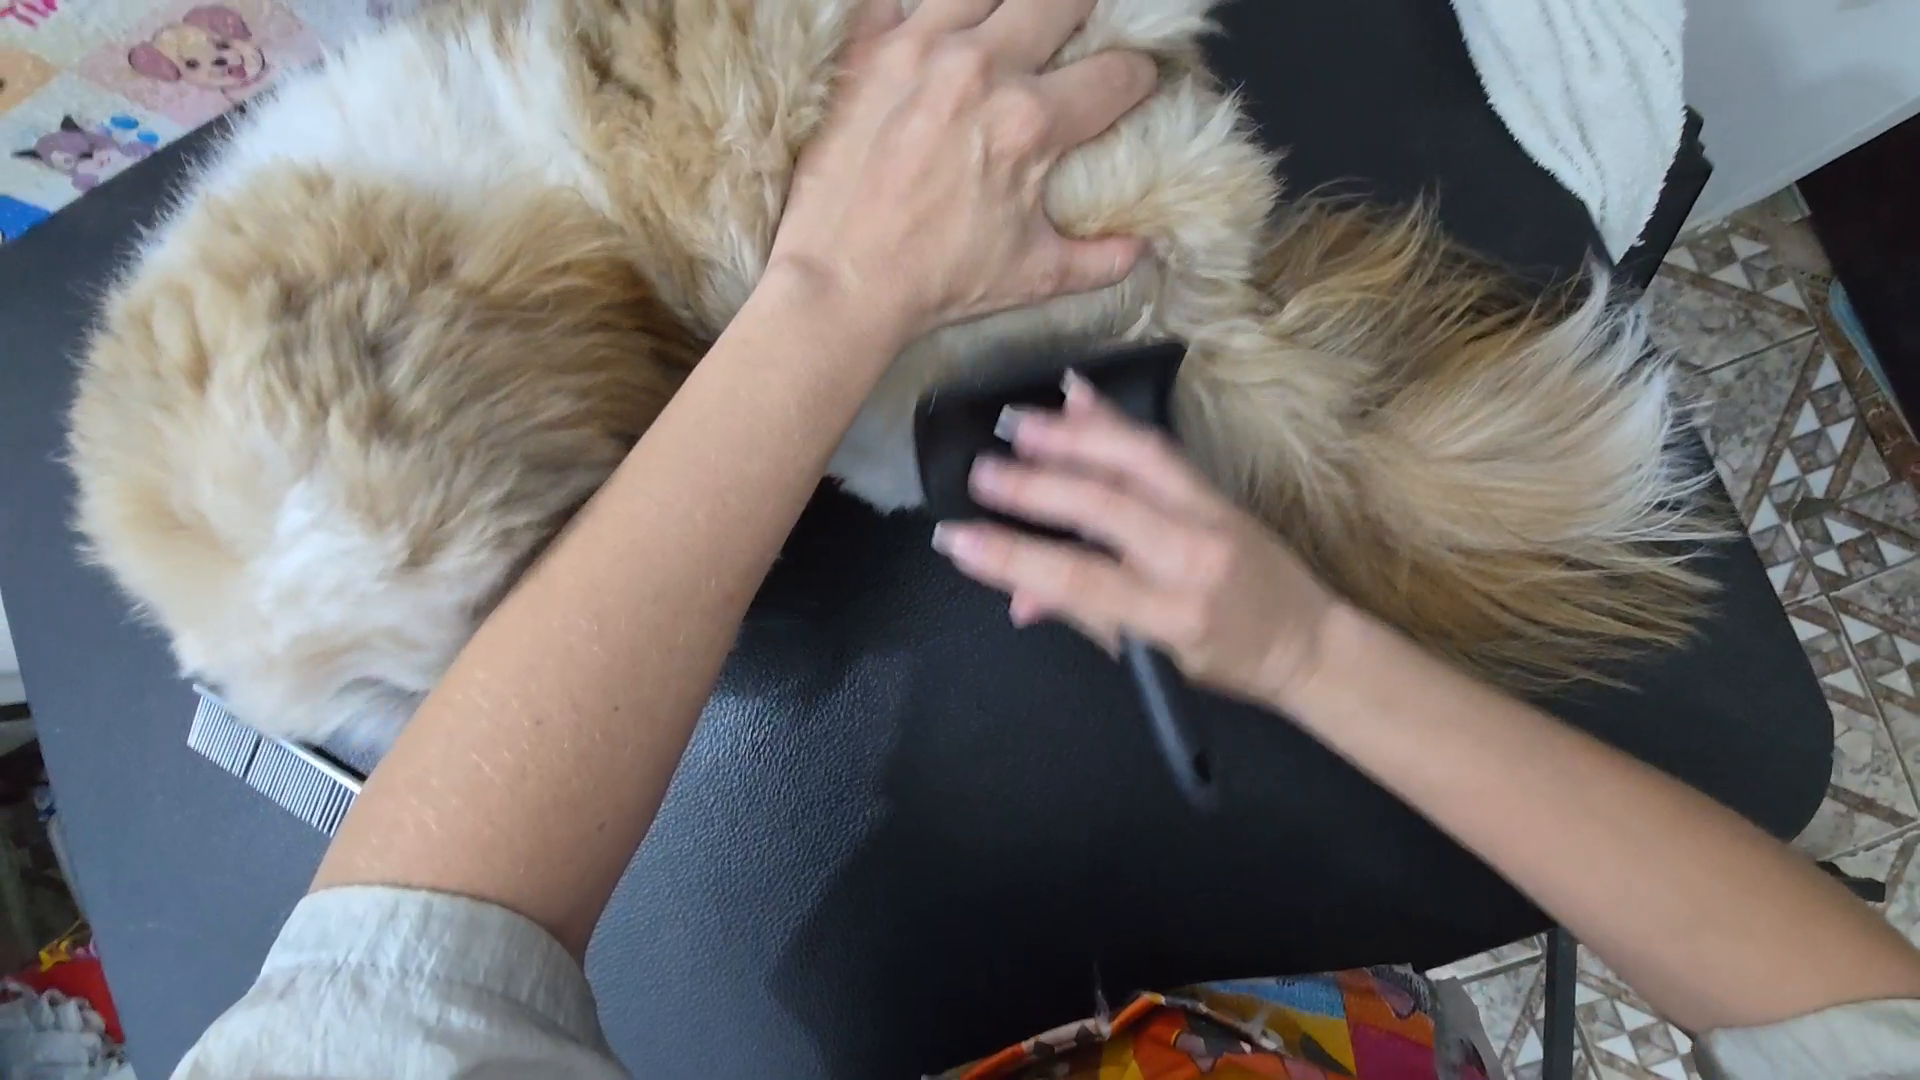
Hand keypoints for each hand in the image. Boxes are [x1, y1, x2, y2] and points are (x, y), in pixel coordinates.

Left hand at [767, 0, 1157, 343]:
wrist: (843, 282)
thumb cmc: (937, 283)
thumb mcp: (1031, 277)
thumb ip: (1096, 260)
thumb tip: (1139, 250)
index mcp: (1029, 123)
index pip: (1114, 76)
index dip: (1137, 79)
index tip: (1132, 86)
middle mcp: (980, 68)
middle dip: (1085, 14)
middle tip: (1077, 38)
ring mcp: (918, 49)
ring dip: (1011, 4)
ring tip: (1009, 30)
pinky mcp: (868, 51)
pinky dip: (924, 10)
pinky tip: (936, 36)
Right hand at [932, 374, 1342, 708]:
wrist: (1309, 640)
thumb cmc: (1226, 663)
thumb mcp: (1151, 658)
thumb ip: (1082, 618)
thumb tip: (1017, 600)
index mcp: (1173, 615)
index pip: (1078, 579)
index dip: (1012, 558)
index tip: (955, 539)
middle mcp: (1193, 555)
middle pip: (1104, 506)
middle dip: (1035, 486)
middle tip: (980, 471)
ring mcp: (1211, 512)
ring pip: (1134, 459)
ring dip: (1070, 437)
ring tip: (1017, 423)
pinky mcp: (1217, 488)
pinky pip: (1158, 447)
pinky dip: (1111, 420)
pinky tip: (1077, 396)